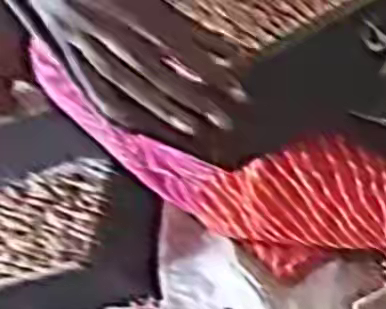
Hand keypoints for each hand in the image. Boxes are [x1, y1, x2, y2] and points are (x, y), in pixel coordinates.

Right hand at [30, 0, 244, 134]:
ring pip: (117, 77)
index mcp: (118, 4)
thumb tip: (232, 57)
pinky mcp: (57, 46)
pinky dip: (111, 107)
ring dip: (158, 107)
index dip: (205, 69)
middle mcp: (91, 20)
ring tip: (193, 129)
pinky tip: (134, 129)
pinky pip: (82, 80)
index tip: (239, 94)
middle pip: (146, 66)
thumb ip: (186, 26)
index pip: (169, 42)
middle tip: (224, 122)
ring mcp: (69, 34)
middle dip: (188, 97)